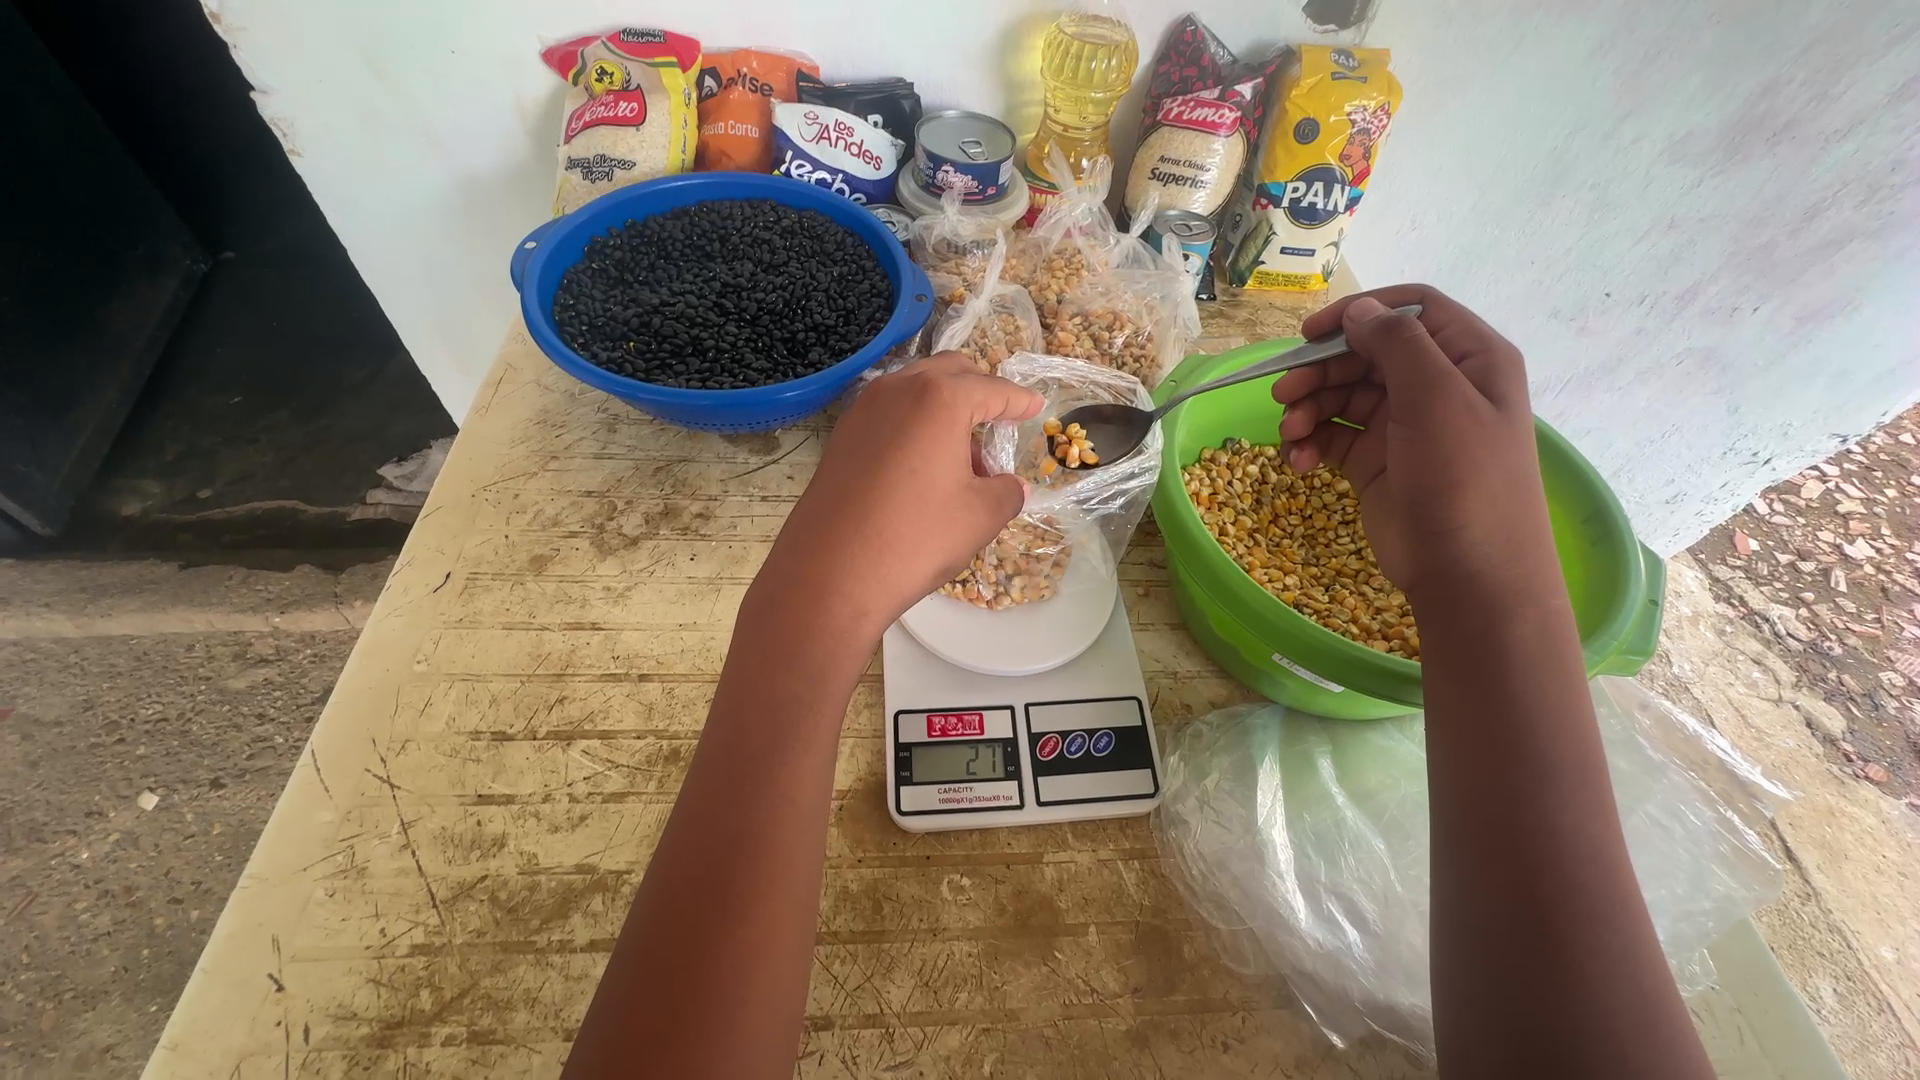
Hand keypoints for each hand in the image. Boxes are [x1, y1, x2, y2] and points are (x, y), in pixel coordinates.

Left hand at [758, 352, 1043, 633]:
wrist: (829, 574)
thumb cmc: (914, 539)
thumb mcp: (980, 516)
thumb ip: (1007, 491)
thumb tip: (1011, 486)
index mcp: (939, 398)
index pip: (992, 389)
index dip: (1019, 400)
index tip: (1036, 407)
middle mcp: (897, 390)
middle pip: (949, 372)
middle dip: (979, 391)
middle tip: (999, 423)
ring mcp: (862, 411)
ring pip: (914, 391)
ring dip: (944, 410)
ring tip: (961, 459)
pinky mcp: (840, 437)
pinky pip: (889, 415)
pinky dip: (914, 426)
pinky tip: (922, 469)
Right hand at [1274, 286, 1555, 603]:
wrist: (1467, 570)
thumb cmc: (1462, 477)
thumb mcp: (1436, 397)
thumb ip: (1396, 343)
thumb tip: (1358, 312)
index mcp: (1467, 357)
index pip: (1410, 310)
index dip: (1359, 313)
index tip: (1309, 335)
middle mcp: (1434, 385)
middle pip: (1365, 354)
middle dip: (1321, 370)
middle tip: (1283, 393)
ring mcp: (1403, 425)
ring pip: (1342, 395)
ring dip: (1309, 408)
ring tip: (1289, 435)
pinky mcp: (1375, 461)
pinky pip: (1333, 436)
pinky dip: (1311, 443)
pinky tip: (1300, 463)